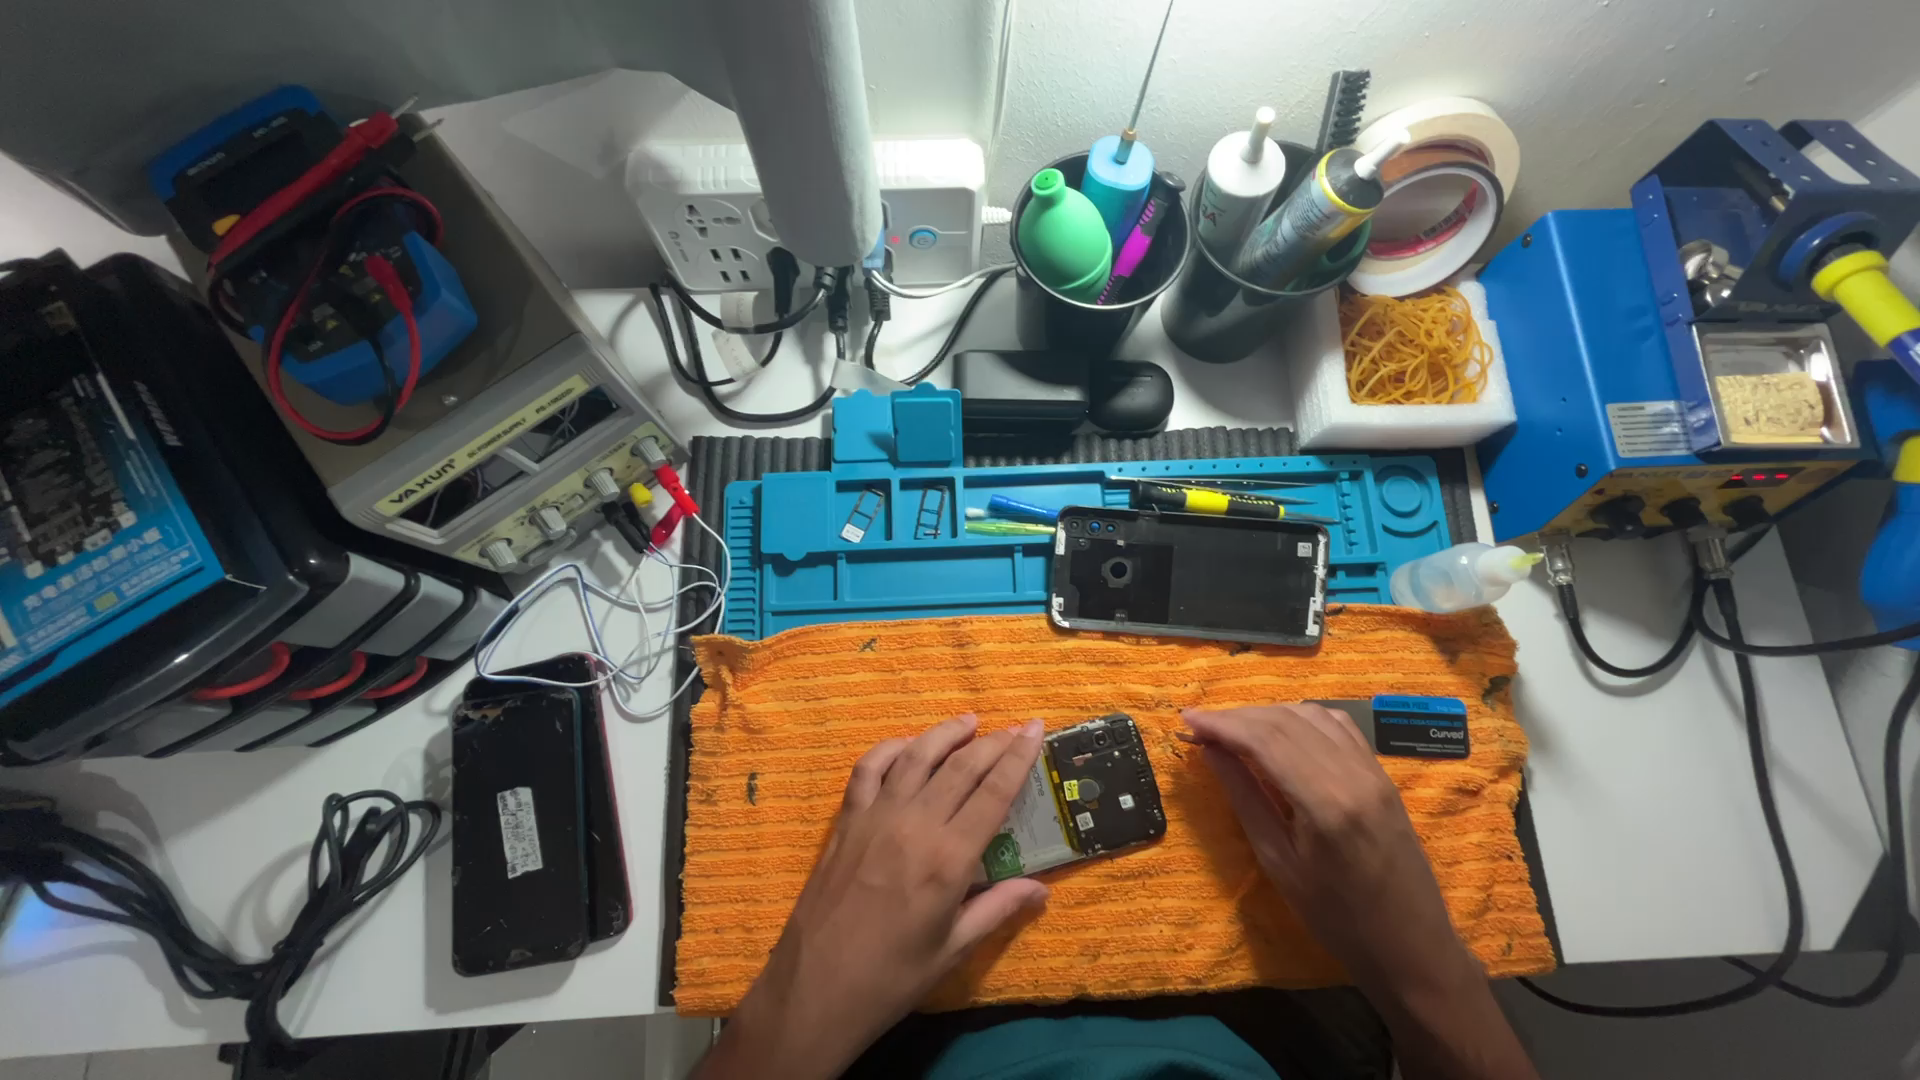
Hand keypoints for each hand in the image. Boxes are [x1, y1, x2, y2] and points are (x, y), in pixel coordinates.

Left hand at [698, 715, 1049, 1079]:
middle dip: (993, 742)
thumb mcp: (952, 951)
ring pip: (916, 756)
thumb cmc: (890, 978)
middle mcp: (914, 825)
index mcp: (948, 859)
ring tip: (969, 721)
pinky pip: (869, 769)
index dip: (1018, 757)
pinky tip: (908, 746)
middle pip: (961, 767)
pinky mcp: (847, 819)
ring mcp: (876, 817)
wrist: (814, 988)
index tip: (1034, 729)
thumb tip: (1042, 889)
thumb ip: (998, 909)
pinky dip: (891, 749)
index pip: (994, 793)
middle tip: (1016, 726)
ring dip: (945, 733)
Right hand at [1182, 705, 1473, 999]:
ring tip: (1233, 730)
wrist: (1413, 947)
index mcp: (1325, 802)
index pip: (1264, 739)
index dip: (1220, 723)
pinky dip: (1300, 718)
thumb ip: (1244, 797)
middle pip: (1285, 720)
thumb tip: (1209, 751)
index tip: (1186, 719)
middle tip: (1200, 726)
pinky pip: (1337, 725)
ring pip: (1310, 715)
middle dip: (1237, 715)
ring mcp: (1373, 770)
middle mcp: (1352, 774)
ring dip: (1266, 713)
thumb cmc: (1336, 918)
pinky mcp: (1382, 774)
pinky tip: (1279, 732)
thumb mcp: (1278, 863)